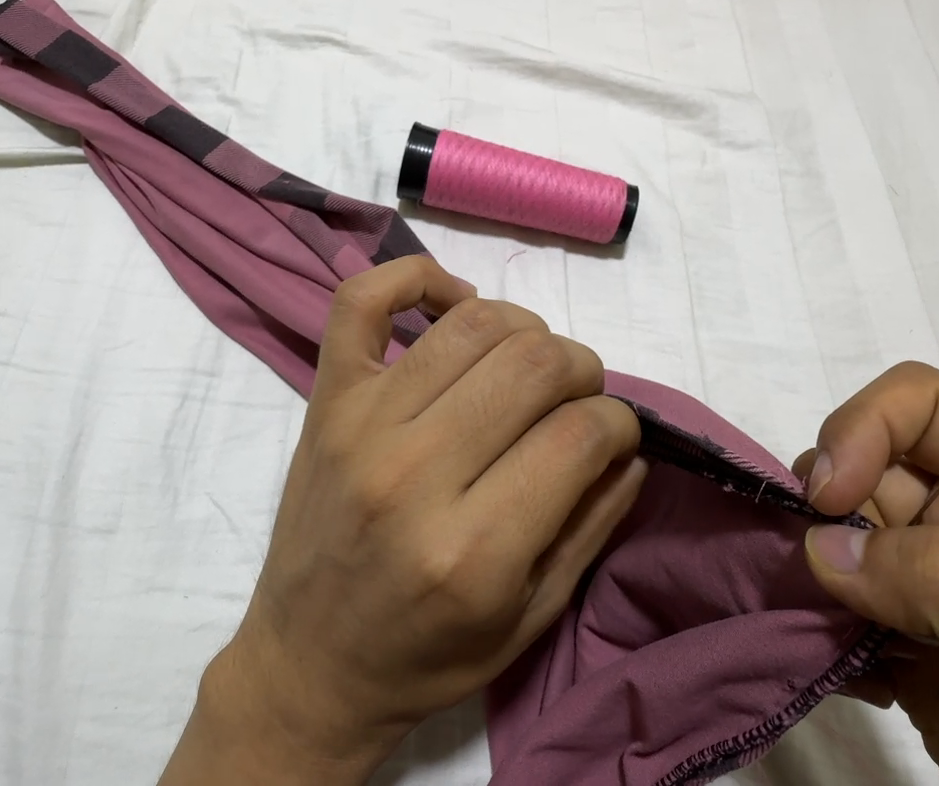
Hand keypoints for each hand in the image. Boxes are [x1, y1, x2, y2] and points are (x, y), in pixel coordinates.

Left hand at [159, 257, 647, 785]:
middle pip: (533, 364)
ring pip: (471, 324)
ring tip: (526, 362)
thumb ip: (591, 527)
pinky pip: (362, 300)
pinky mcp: (325, 399)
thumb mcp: (530, 619)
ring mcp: (361, 425)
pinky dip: (416, 277)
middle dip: (581, 369)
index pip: (580, 434)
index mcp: (474, 551)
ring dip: (524, 328)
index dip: (618, 423)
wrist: (309, 660)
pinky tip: (454, 299)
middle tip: (577, 397)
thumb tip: (629, 444)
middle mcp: (415, 475)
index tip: (614, 435)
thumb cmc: (426, 654)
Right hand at [794, 362, 938, 785]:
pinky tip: (816, 660)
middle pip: (864, 467)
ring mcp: (934, 593)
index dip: (863, 428)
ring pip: (833, 535)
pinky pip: (828, 603)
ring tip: (806, 620)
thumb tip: (823, 546)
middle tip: (808, 573)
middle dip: (819, 506)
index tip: (824, 500)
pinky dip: (806, 621)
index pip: (925, 407)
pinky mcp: (902, 648)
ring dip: (803, 566)